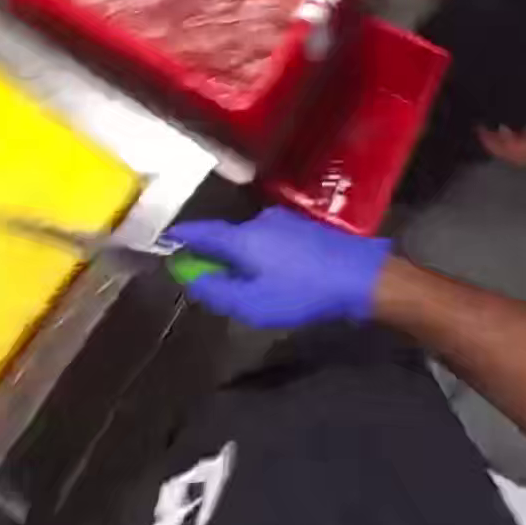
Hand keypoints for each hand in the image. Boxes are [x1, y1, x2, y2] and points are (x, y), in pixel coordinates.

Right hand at [166, 208, 391, 327]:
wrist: (358, 274)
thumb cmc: (302, 292)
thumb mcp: (254, 304)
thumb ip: (218, 292)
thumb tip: (194, 280)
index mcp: (244, 236)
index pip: (204, 231)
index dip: (184, 236)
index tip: (167, 238)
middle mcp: (260, 220)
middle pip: (227, 236)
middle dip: (215, 255)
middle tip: (209, 280)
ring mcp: (284, 220)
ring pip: (250, 238)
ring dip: (242, 257)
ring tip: (247, 285)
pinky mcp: (303, 226)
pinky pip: (269, 239)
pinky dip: (261, 254)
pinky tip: (274, 275)